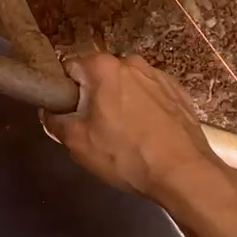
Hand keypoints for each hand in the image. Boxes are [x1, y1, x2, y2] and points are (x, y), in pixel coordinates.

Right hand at [43, 53, 227, 201]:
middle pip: (99, 76)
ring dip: (122, 103)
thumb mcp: (78, 143)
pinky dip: (147, 110)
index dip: (67, 93)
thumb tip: (50, 111)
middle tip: (98, 131)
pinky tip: (150, 136)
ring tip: (128, 137)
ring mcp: (157, 75)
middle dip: (95, 98)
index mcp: (102, 66)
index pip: (70, 68)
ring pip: (127, 85)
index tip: (73, 116)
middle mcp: (130, 61)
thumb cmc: (127, 155)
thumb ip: (55, 121)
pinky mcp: (178, 91)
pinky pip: (151, 95)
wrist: (186, 174)